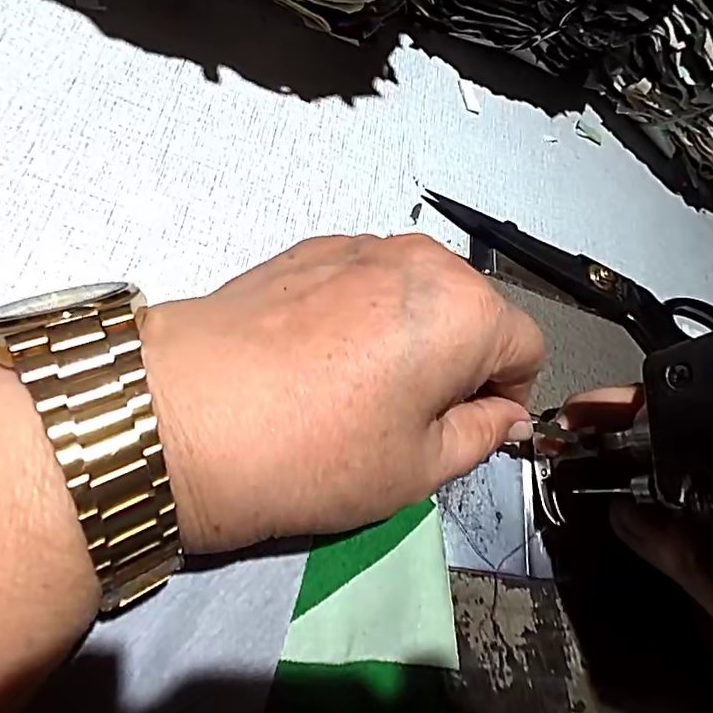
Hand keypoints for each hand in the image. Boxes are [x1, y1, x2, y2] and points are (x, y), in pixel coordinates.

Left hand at [141, 234, 544, 552]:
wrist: (184, 413)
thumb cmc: (317, 450)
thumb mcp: (420, 468)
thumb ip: (484, 434)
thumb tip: (505, 416)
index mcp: (468, 311)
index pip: (528, 347)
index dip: (508, 393)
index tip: (469, 424)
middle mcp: (426, 260)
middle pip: (476, 311)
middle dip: (464, 359)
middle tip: (412, 411)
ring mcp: (367, 244)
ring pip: (423, 291)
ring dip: (417, 331)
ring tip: (360, 381)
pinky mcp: (316, 247)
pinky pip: (372, 277)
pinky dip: (369, 311)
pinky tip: (321, 354)